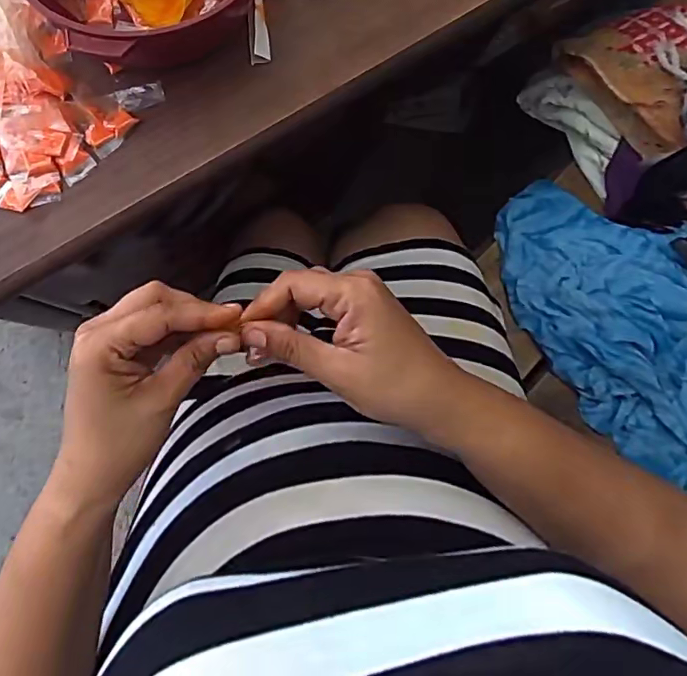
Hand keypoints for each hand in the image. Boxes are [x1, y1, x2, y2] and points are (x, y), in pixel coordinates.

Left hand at [50, 282, 241, 511]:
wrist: (90, 477)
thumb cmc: (114, 448)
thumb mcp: (160, 402)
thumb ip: (192, 361)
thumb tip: (224, 335)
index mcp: (99, 342)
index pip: (157, 313)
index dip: (199, 312)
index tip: (232, 316)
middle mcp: (95, 331)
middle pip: (153, 299)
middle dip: (192, 308)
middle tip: (228, 323)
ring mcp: (101, 336)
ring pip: (151, 308)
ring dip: (185, 317)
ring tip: (218, 330)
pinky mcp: (112, 346)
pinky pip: (147, 326)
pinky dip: (173, 329)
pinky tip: (197, 337)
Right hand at [239, 268, 466, 433]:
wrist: (445, 403)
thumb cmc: (396, 389)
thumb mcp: (337, 370)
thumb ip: (290, 346)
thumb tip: (249, 333)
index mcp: (353, 290)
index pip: (292, 284)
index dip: (262, 306)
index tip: (241, 332)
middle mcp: (358, 282)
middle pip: (298, 285)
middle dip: (271, 312)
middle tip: (251, 344)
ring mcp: (363, 292)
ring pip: (309, 294)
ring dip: (286, 317)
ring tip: (265, 347)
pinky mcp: (365, 306)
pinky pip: (324, 304)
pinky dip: (304, 321)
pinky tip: (290, 341)